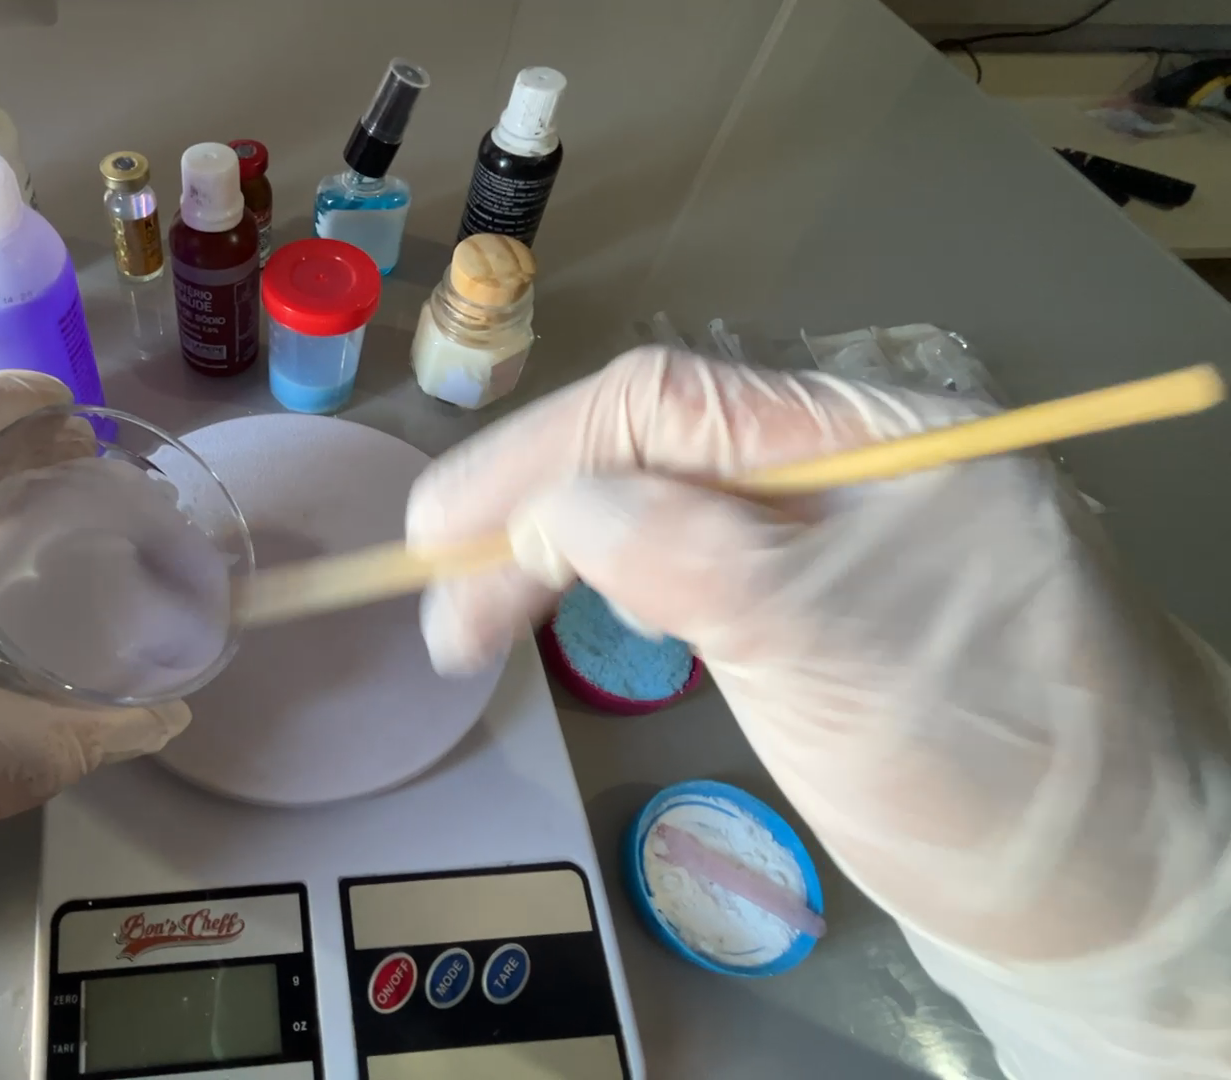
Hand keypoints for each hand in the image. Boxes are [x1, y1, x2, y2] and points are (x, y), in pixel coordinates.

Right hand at [409, 348, 1230, 1077]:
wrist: (1093, 888)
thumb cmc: (984, 766)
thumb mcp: (835, 646)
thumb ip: (689, 556)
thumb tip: (548, 513)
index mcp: (854, 439)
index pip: (657, 406)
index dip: (530, 456)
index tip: (440, 535)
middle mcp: (807, 463)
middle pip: (622, 450)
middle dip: (513, 512)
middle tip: (430, 590)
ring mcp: (778, 527)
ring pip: (618, 503)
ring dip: (526, 553)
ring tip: (462, 620)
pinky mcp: (755, 589)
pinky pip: (638, 556)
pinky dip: (569, 580)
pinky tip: (539, 604)